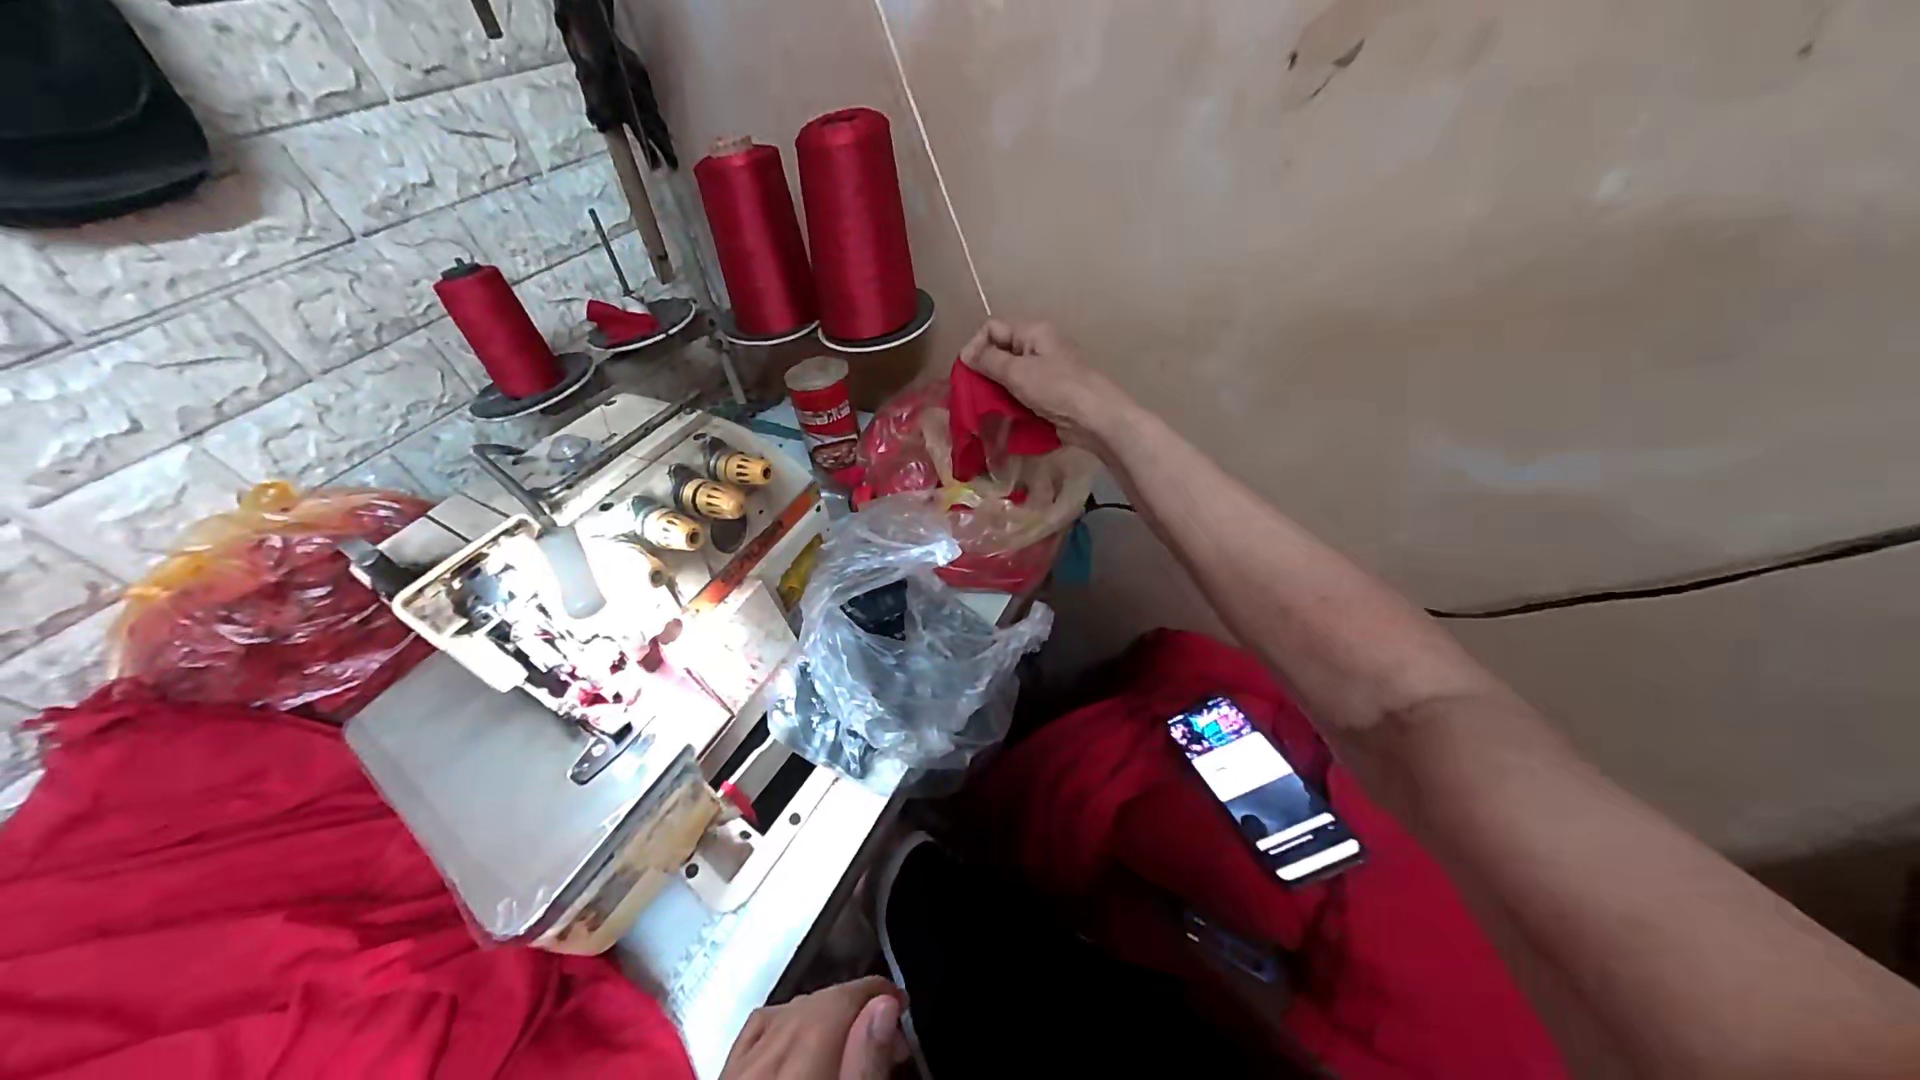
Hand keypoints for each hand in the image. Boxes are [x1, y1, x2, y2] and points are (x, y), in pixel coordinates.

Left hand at [719, 976, 909, 1079]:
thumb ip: (865, 1063)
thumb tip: (885, 1003)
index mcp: (799, 1069)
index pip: (836, 1004)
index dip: (875, 993)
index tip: (901, 1002)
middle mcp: (760, 1065)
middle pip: (811, 1007)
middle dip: (854, 1004)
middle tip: (889, 1029)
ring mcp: (736, 1070)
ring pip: (784, 1015)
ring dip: (823, 1012)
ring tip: (854, 1033)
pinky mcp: (725, 1075)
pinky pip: (753, 1032)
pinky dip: (782, 1022)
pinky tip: (800, 1030)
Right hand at [958, 319, 1133, 452]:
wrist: (1096, 418)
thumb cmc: (1058, 389)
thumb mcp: (1018, 373)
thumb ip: (989, 361)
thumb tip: (965, 353)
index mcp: (1033, 332)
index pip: (992, 328)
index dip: (975, 346)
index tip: (966, 372)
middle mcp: (1038, 347)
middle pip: (1000, 352)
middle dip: (983, 372)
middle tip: (972, 394)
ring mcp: (1044, 371)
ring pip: (1009, 376)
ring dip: (995, 391)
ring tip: (985, 408)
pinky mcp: (1048, 393)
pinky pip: (1021, 393)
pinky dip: (1010, 402)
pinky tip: (1002, 416)